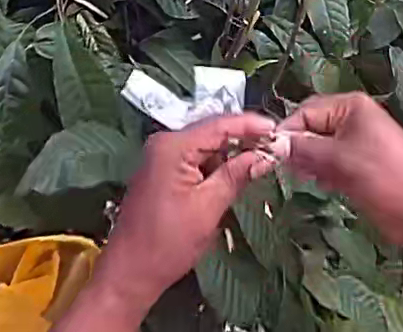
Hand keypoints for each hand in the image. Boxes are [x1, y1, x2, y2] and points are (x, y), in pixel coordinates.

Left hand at [87, 113, 277, 315]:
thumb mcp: (208, 208)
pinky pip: (195, 156)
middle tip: (271, 147)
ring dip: (229, 153)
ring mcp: (161, 154)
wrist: (126, 277)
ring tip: (256, 161)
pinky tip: (232, 173)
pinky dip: (214, 164)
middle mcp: (166, 141)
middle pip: (213, 131)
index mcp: (174, 145)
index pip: (220, 124)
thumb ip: (237, 174)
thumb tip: (265, 155)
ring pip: (205, 144)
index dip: (250, 125)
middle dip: (242, 139)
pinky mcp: (162, 168)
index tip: (276, 129)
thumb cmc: (166, 244)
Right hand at [276, 92, 402, 247]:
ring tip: (310, 178)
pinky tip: (326, 184)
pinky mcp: (362, 162)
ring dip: (311, 161)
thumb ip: (306, 149)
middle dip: (299, 147)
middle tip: (290, 170)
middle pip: (312, 126)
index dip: (287, 132)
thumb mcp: (340, 162)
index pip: (306, 110)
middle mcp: (354, 117)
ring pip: (321, 145)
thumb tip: (275, 142)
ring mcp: (359, 139)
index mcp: (351, 105)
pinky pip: (333, 160)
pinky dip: (325, 171)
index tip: (270, 155)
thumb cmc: (386, 180)